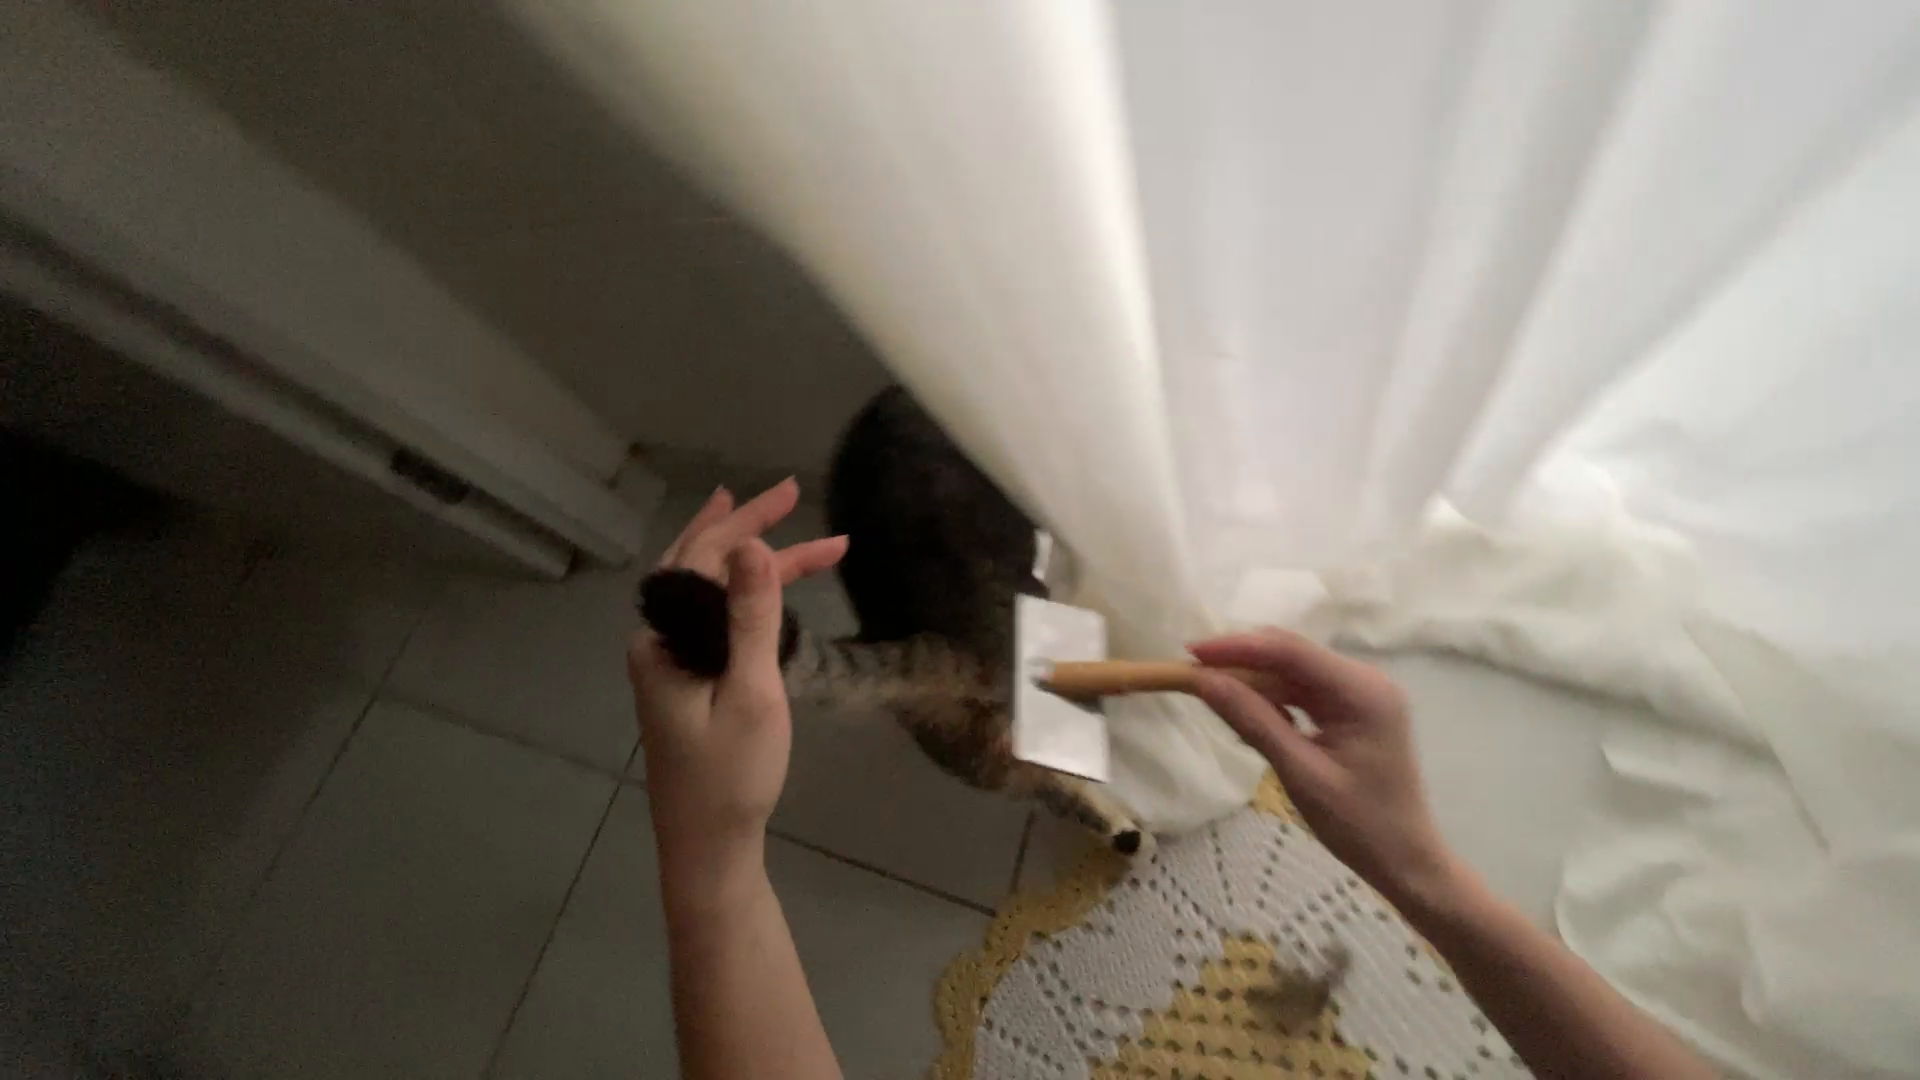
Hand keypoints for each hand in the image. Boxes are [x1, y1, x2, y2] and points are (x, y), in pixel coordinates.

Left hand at [627, 480, 846, 874]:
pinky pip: (711, 614)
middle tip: (789, 493)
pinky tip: (751, 577)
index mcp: (663, 639)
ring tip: (773, 517)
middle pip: (700, 565)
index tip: (792, 494)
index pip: (704, 558)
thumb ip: (751, 617)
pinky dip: (736, 587)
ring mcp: (670, 660)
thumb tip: (753, 544)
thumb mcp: (751, 692)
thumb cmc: (732, 774)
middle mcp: (658, 641)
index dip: (749, 522)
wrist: (709, 846)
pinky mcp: (688, 677)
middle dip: (746, 527)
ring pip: (706, 589)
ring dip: (745, 556)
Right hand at [1189, 630, 1456, 907]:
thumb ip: (1252, 721)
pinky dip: (1267, 696)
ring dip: (1250, 680)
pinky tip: (1243, 711)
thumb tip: (1202, 681)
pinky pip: (1297, 688)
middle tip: (1191, 674)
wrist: (1407, 862)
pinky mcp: (1347, 706)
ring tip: (1209, 693)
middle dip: (1239, 661)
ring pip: (1289, 669)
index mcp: (1363, 691)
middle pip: (1289, 654)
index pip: (1290, 651)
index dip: (1237, 648)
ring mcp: (1357, 691)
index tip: (1191, 654)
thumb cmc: (1360, 825)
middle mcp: (1364, 679)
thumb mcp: (1300, 773)